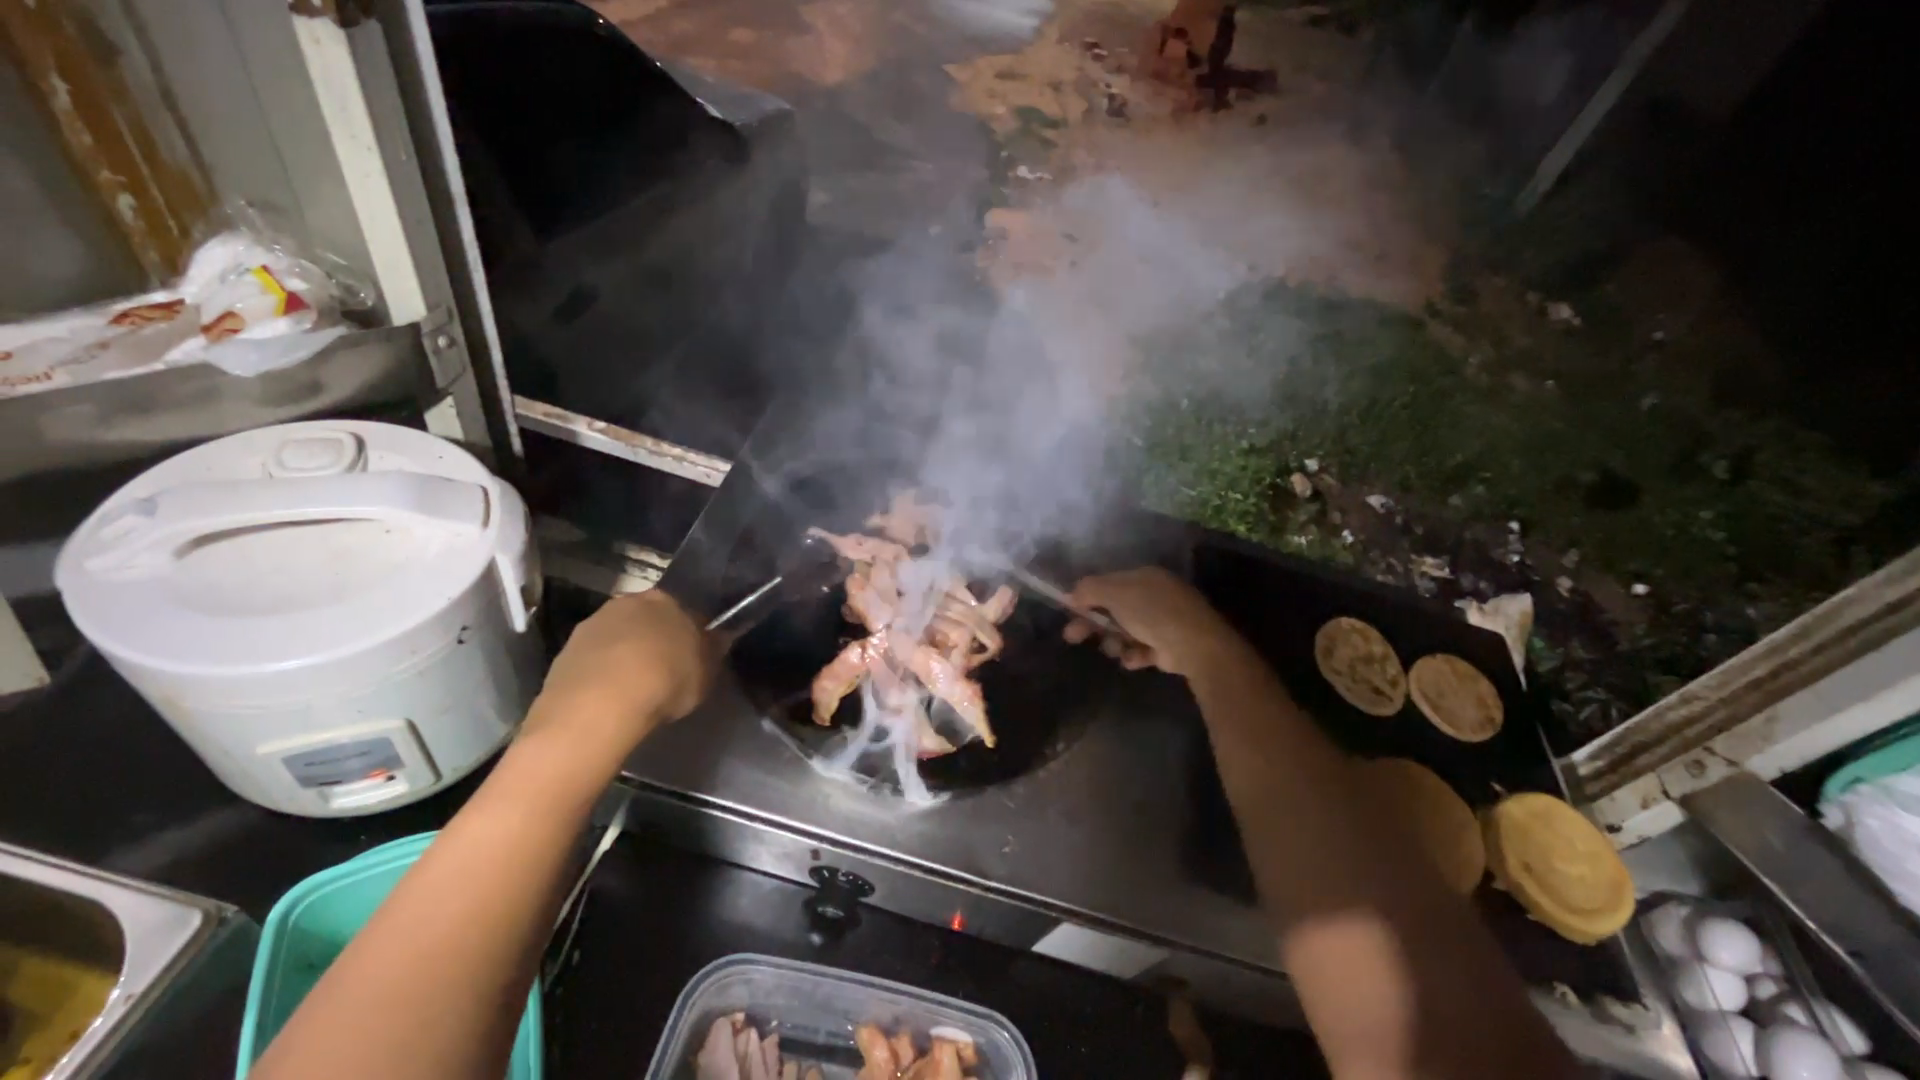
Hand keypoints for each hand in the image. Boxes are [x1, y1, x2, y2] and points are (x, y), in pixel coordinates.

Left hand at [525, 590, 717, 750]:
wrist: (601, 703)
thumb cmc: (666, 681)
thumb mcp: (706, 674)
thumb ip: (712, 653)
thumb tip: (718, 639)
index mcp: (666, 600)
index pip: (685, 611)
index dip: (691, 634)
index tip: (693, 656)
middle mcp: (628, 602)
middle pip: (647, 619)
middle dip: (654, 639)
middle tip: (663, 671)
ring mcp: (593, 624)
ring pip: (617, 637)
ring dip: (624, 654)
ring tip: (632, 688)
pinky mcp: (566, 650)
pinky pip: (593, 659)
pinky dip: (601, 672)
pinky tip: (608, 696)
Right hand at [1063, 567, 1241, 675]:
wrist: (1195, 645)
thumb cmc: (1153, 612)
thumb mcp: (1115, 593)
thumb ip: (1089, 590)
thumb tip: (1070, 594)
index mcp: (1144, 577)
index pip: (1108, 583)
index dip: (1087, 597)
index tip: (1070, 611)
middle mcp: (1153, 597)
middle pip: (1112, 609)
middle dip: (1093, 623)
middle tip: (1072, 637)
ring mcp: (1161, 622)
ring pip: (1123, 632)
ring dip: (1115, 642)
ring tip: (1118, 649)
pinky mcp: (1166, 647)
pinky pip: (1139, 649)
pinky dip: (1134, 654)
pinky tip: (1135, 658)